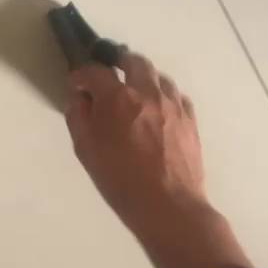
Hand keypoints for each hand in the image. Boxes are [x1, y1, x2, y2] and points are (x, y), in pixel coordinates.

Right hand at [65, 51, 248, 267]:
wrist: (169, 206)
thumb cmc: (120, 180)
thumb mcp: (86, 150)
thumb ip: (78, 117)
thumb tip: (80, 98)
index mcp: (117, 98)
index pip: (95, 71)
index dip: (81, 75)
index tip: (76, 85)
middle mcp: (147, 92)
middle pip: (133, 60)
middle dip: (117, 64)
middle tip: (108, 80)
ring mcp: (172, 103)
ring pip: (157, 75)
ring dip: (142, 79)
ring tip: (133, 96)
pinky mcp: (190, 118)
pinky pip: (175, 94)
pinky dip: (162, 95)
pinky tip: (155, 111)